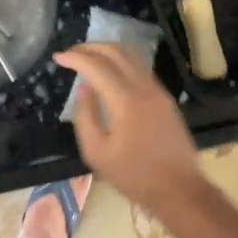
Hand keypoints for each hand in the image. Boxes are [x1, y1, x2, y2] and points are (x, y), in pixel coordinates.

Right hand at [55, 44, 206, 213]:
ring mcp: (158, 91)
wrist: (179, 190)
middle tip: (71, 52)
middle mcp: (143, 87)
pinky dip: (122, 62)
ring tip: (89, 57)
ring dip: (108, 51)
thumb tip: (84, 88)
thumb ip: (85, 116)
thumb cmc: (134, 176)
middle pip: (116, 52)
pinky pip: (141, 68)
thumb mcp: (97, 153)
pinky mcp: (165, 98)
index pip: (96, 66)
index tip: (58, 57)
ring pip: (131, 56)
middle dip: (91, 47)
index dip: (75, 58)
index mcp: (125, 100)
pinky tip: (111, 73)